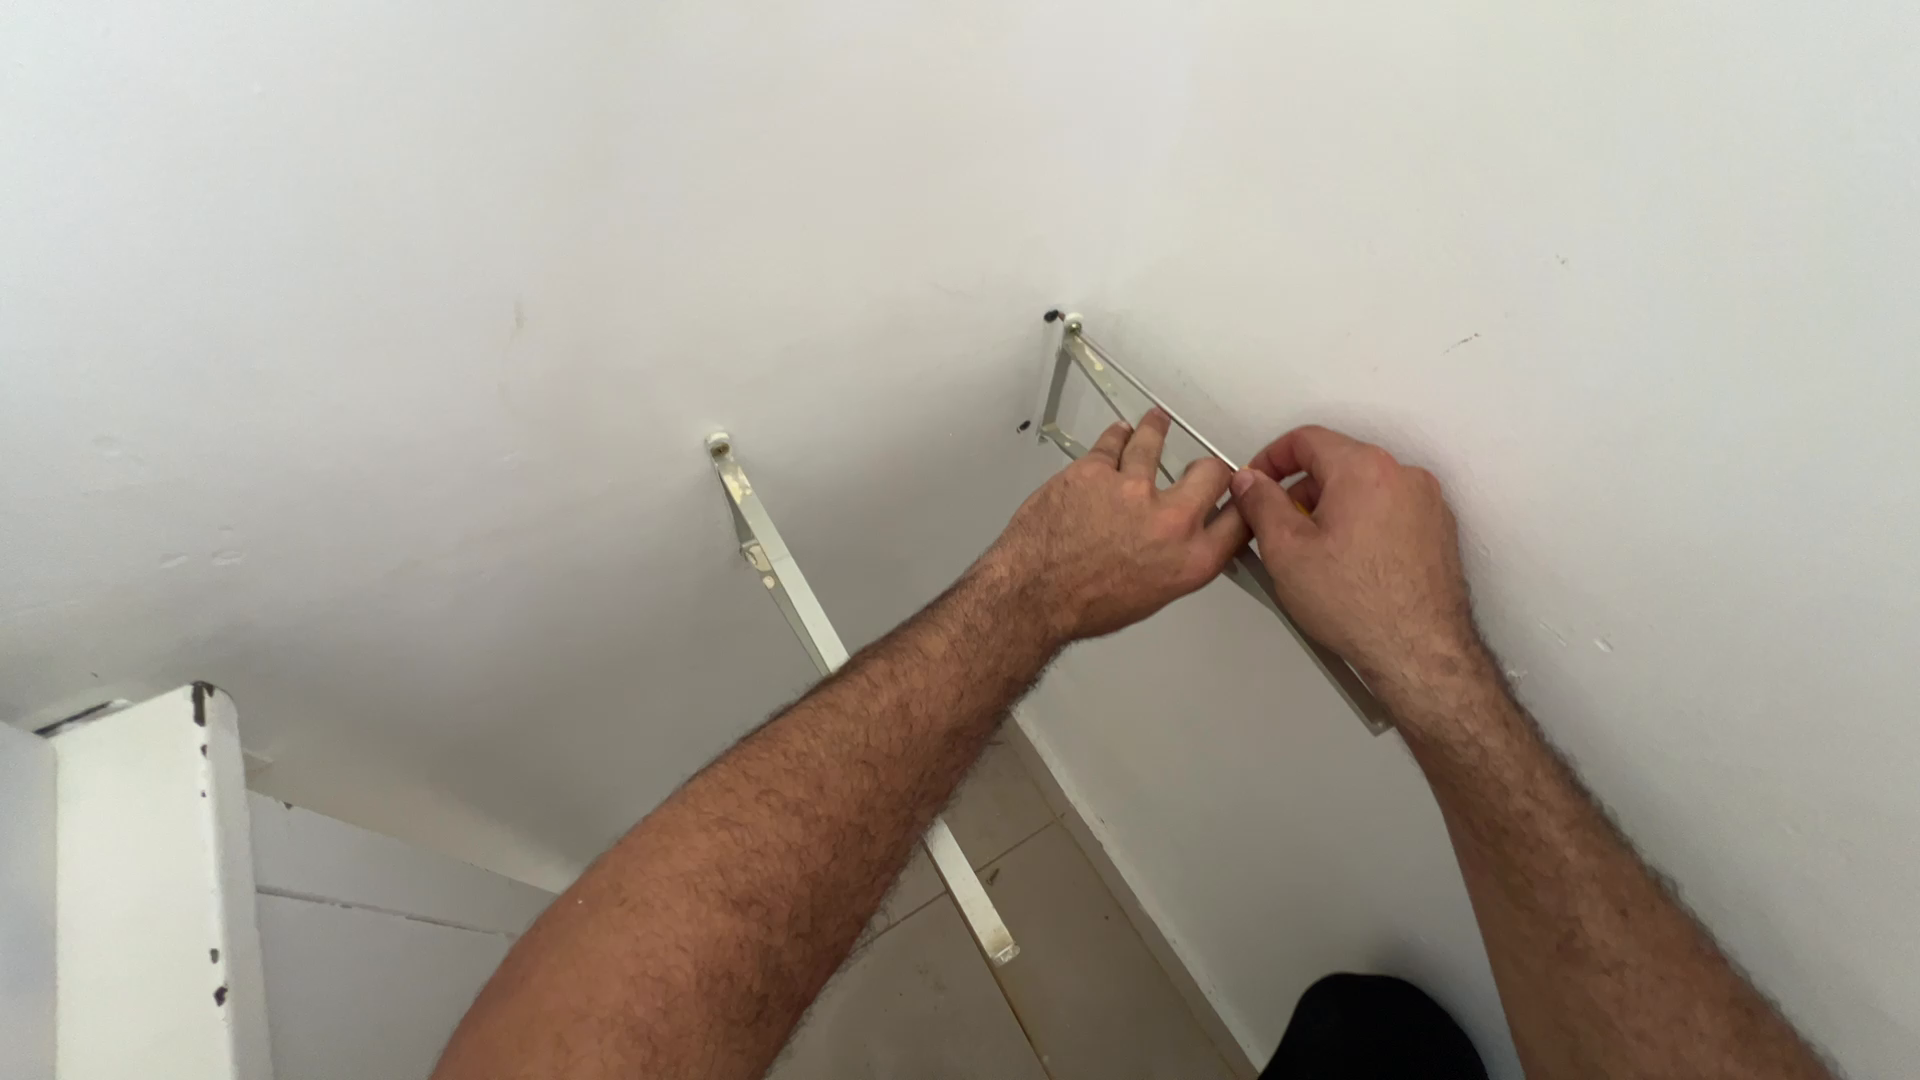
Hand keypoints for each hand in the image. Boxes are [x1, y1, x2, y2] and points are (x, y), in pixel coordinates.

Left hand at [981, 410, 1250, 644]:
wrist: (1033, 596)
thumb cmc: (1083, 606)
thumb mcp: (1151, 596)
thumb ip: (1174, 561)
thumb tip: (1175, 543)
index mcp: (1191, 559)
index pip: (1239, 520)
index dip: (1242, 502)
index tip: (1238, 492)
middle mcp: (1171, 520)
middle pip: (1211, 473)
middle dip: (1206, 468)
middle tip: (1199, 466)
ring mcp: (1132, 488)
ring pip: (1154, 442)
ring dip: (1156, 430)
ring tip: (1156, 422)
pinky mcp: (1095, 470)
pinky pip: (1112, 443)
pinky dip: (1116, 438)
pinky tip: (1118, 434)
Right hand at [1227, 425, 1482, 692]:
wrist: (1416, 650)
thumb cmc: (1360, 606)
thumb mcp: (1284, 549)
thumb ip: (1260, 503)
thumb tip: (1250, 482)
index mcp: (1364, 470)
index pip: (1306, 439)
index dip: (1270, 459)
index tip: (1256, 481)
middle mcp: (1402, 478)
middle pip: (1335, 464)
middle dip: (1298, 492)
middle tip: (1275, 526)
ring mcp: (1425, 504)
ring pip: (1360, 491)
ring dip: (1327, 511)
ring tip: (1308, 556)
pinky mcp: (1435, 532)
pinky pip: (1384, 513)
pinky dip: (1358, 527)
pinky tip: (1341, 567)